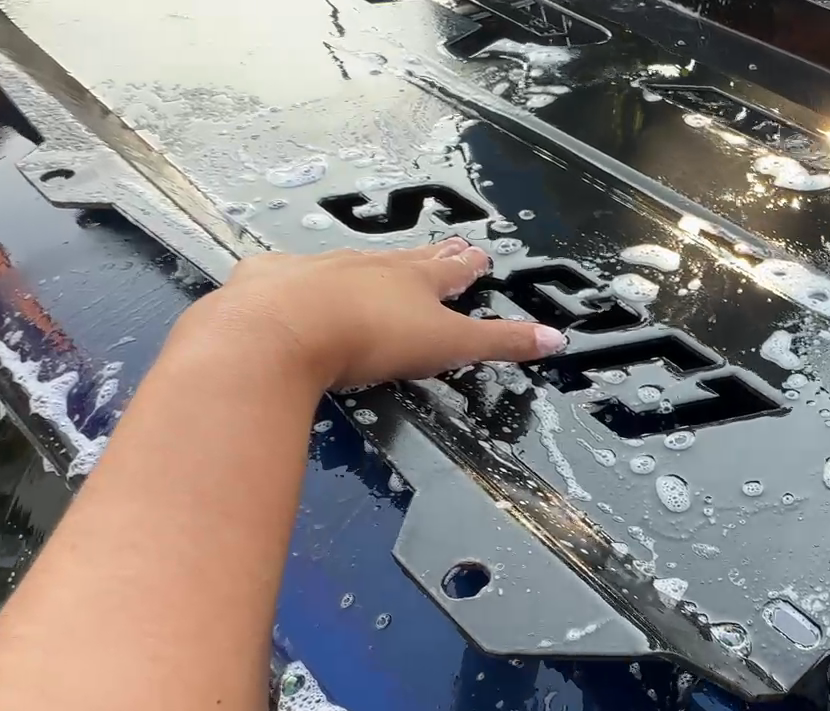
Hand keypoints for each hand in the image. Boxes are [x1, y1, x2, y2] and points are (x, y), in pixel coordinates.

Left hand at [174, 238, 564, 388]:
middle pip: (407, 259)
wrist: (279, 333)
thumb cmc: (374, 337)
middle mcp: (369, 266)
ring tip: (380, 266)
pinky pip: (293, 275)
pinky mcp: (272, 281)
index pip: (451, 270)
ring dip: (371, 266)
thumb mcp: (451, 345)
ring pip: (353, 263)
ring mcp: (317, 269)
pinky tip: (299, 279)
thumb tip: (557, 339)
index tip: (479, 254)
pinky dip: (304, 278)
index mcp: (415, 281)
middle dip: (430, 256)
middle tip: (446, 246)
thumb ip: (501, 342)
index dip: (468, 265)